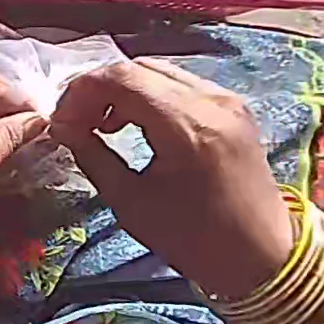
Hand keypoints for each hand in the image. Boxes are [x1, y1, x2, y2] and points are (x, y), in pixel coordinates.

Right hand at [49, 58, 293, 298]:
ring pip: (155, 70)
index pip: (120, 79)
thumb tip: (64, 129)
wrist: (262, 256)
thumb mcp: (130, 202)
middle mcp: (210, 101)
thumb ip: (94, 156)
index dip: (80, 94)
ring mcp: (225, 99)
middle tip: (74, 121)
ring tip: (98, 124)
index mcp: (186, 127)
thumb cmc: (193, 238)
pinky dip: (143, 95)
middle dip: (95, 89)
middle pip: (135, 67)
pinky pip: (175, 83)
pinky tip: (130, 123)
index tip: (61, 123)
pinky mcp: (231, 106)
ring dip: (118, 91)